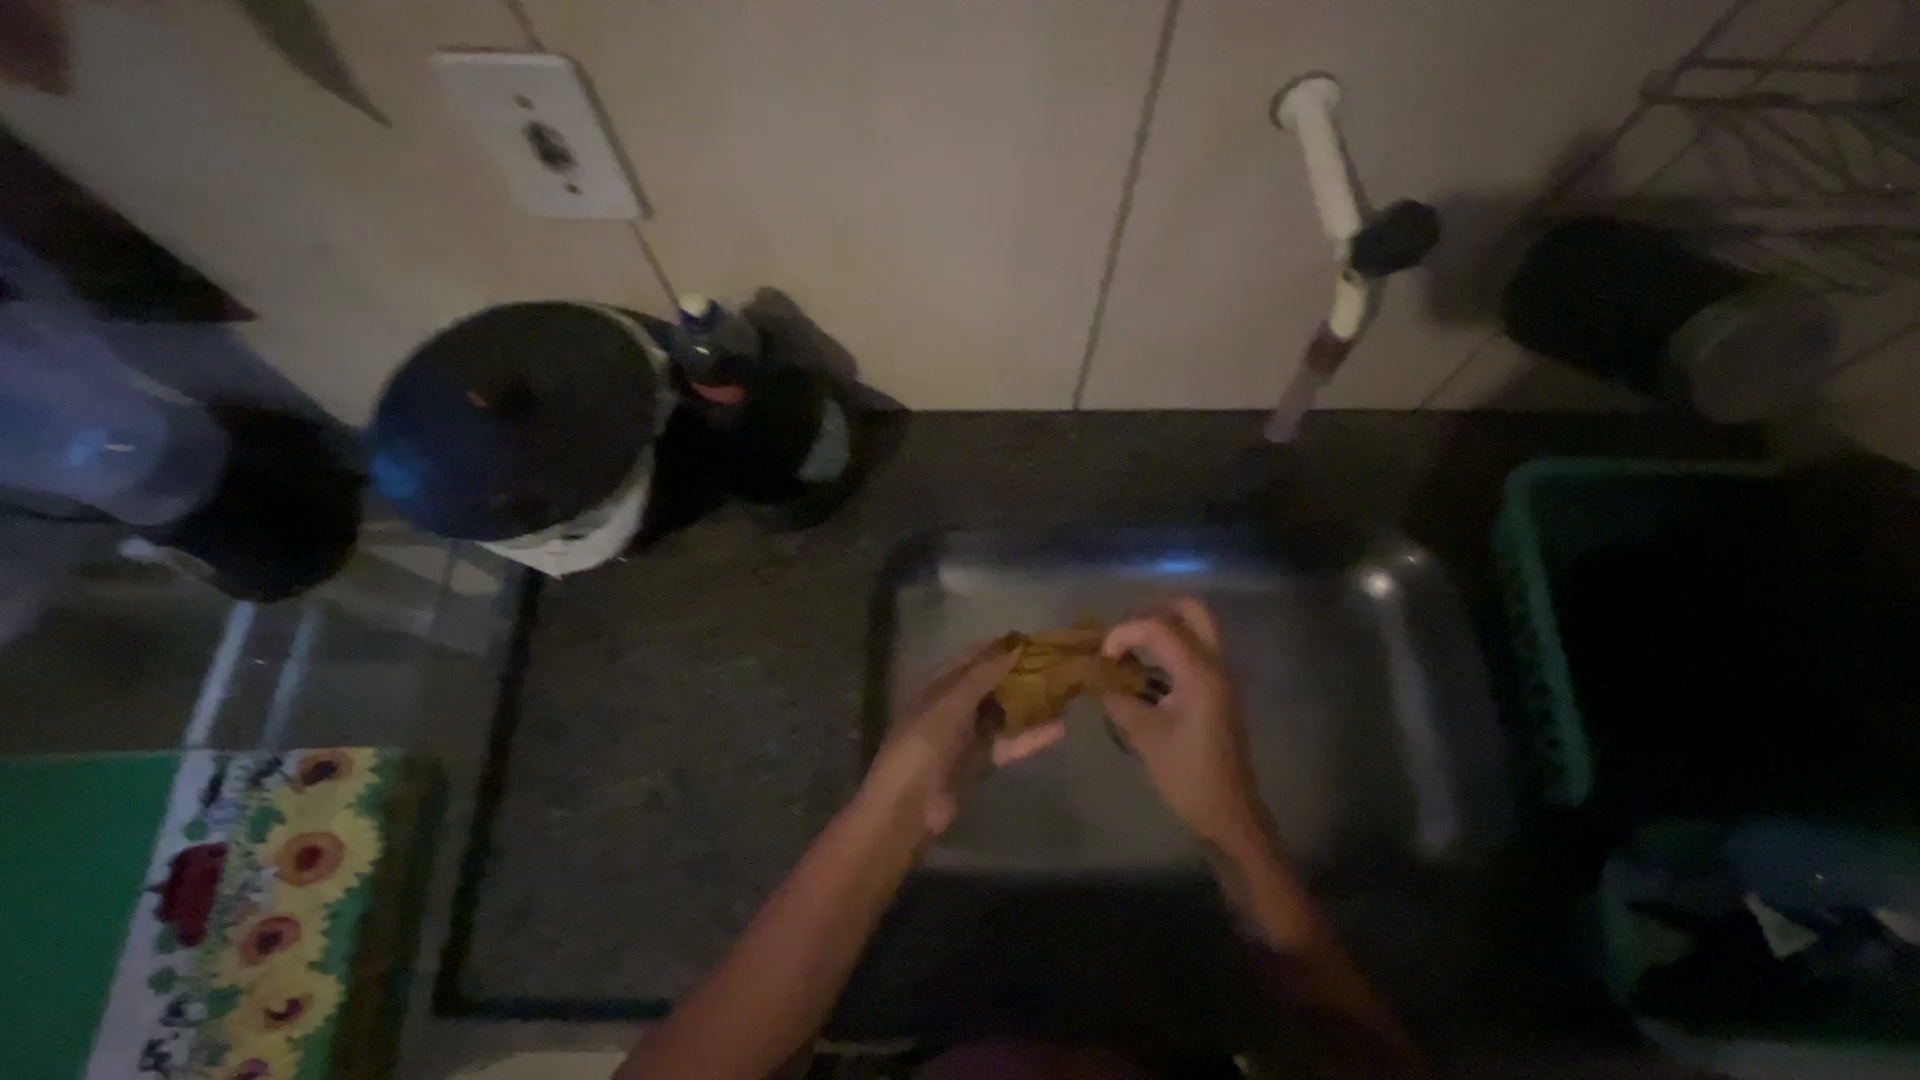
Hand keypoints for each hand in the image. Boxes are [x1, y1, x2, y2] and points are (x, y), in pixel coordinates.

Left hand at [863, 642, 1063, 838]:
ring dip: (1028, 703)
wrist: (909, 806)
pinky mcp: (980, 761)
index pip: (970, 658)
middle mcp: (952, 705)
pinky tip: (1060, 728)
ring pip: (1002, 712)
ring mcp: (966, 734)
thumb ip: (982, 674)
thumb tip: (1013, 645)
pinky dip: (1031, 736)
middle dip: (1018, 674)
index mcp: (936, 685)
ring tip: (1065, 691)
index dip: (998, 648)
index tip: (1033, 640)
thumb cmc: (923, 744)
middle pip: (990, 684)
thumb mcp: (951, 702)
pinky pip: (1009, 742)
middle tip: (1056, 664)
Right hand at [1101, 599, 1267, 850]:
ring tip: (1128, 653)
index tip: (1103, 657)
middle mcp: (1216, 664)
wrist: (1228, 811)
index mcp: (1200, 673)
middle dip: (1151, 614)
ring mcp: (1221, 675)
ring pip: (1196, 627)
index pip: (1158, 626)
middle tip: (1123, 638)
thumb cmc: (1186, 775)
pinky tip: (1144, 673)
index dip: (1124, 632)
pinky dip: (1170, 648)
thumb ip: (1119, 699)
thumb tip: (1098, 679)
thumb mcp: (1145, 736)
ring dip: (1161, 629)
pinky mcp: (1218, 688)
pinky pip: (1196, 649)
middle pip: (1189, 610)